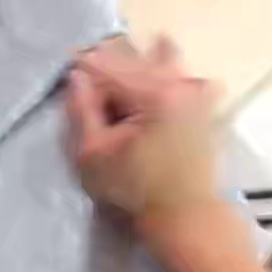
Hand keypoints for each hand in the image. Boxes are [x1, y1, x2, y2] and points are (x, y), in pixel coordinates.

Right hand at [64, 35, 219, 241]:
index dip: (84, 62)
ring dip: (144, 57)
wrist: (183, 214)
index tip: (65, 58)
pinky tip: (169, 76)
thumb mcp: (92, 153)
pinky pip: (192, 79)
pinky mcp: (206, 109)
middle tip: (88, 60)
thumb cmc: (132, 187)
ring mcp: (197, 95)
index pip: (108, 68)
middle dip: (111, 58)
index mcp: (151, 94)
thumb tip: (76, 78)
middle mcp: (178, 85)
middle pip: (137, 60)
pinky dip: (176, 74)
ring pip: (167, 61)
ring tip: (125, 57)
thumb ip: (83, 111)